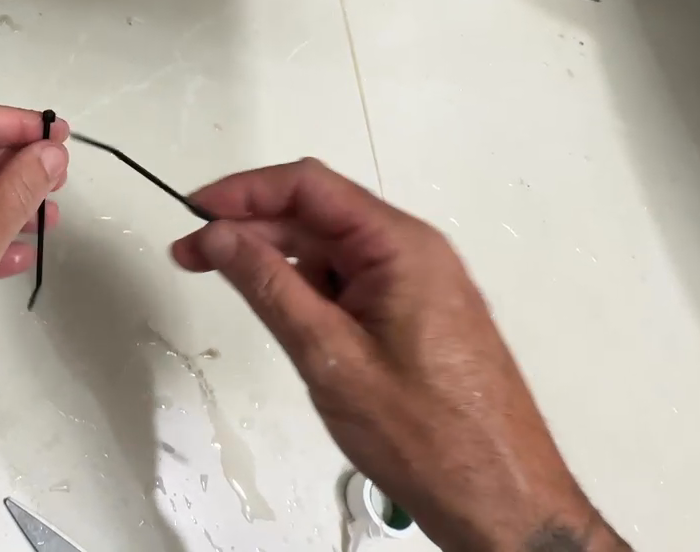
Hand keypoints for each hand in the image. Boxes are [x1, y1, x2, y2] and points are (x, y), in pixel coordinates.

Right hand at [171, 160, 626, 551]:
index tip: (193, 212)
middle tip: (190, 254)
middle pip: (313, 212)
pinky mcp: (408, 310)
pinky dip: (299, 281)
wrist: (509, 513)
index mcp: (399, 245)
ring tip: (219, 276)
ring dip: (269, 254)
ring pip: (324, 244)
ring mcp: (411, 280)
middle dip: (247, 225)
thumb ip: (267, 284)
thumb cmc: (423, 435)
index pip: (307, 186)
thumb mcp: (329, 356)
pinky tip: (271, 302)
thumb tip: (214, 233)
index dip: (242, 190)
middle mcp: (408, 249)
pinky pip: (342, 276)